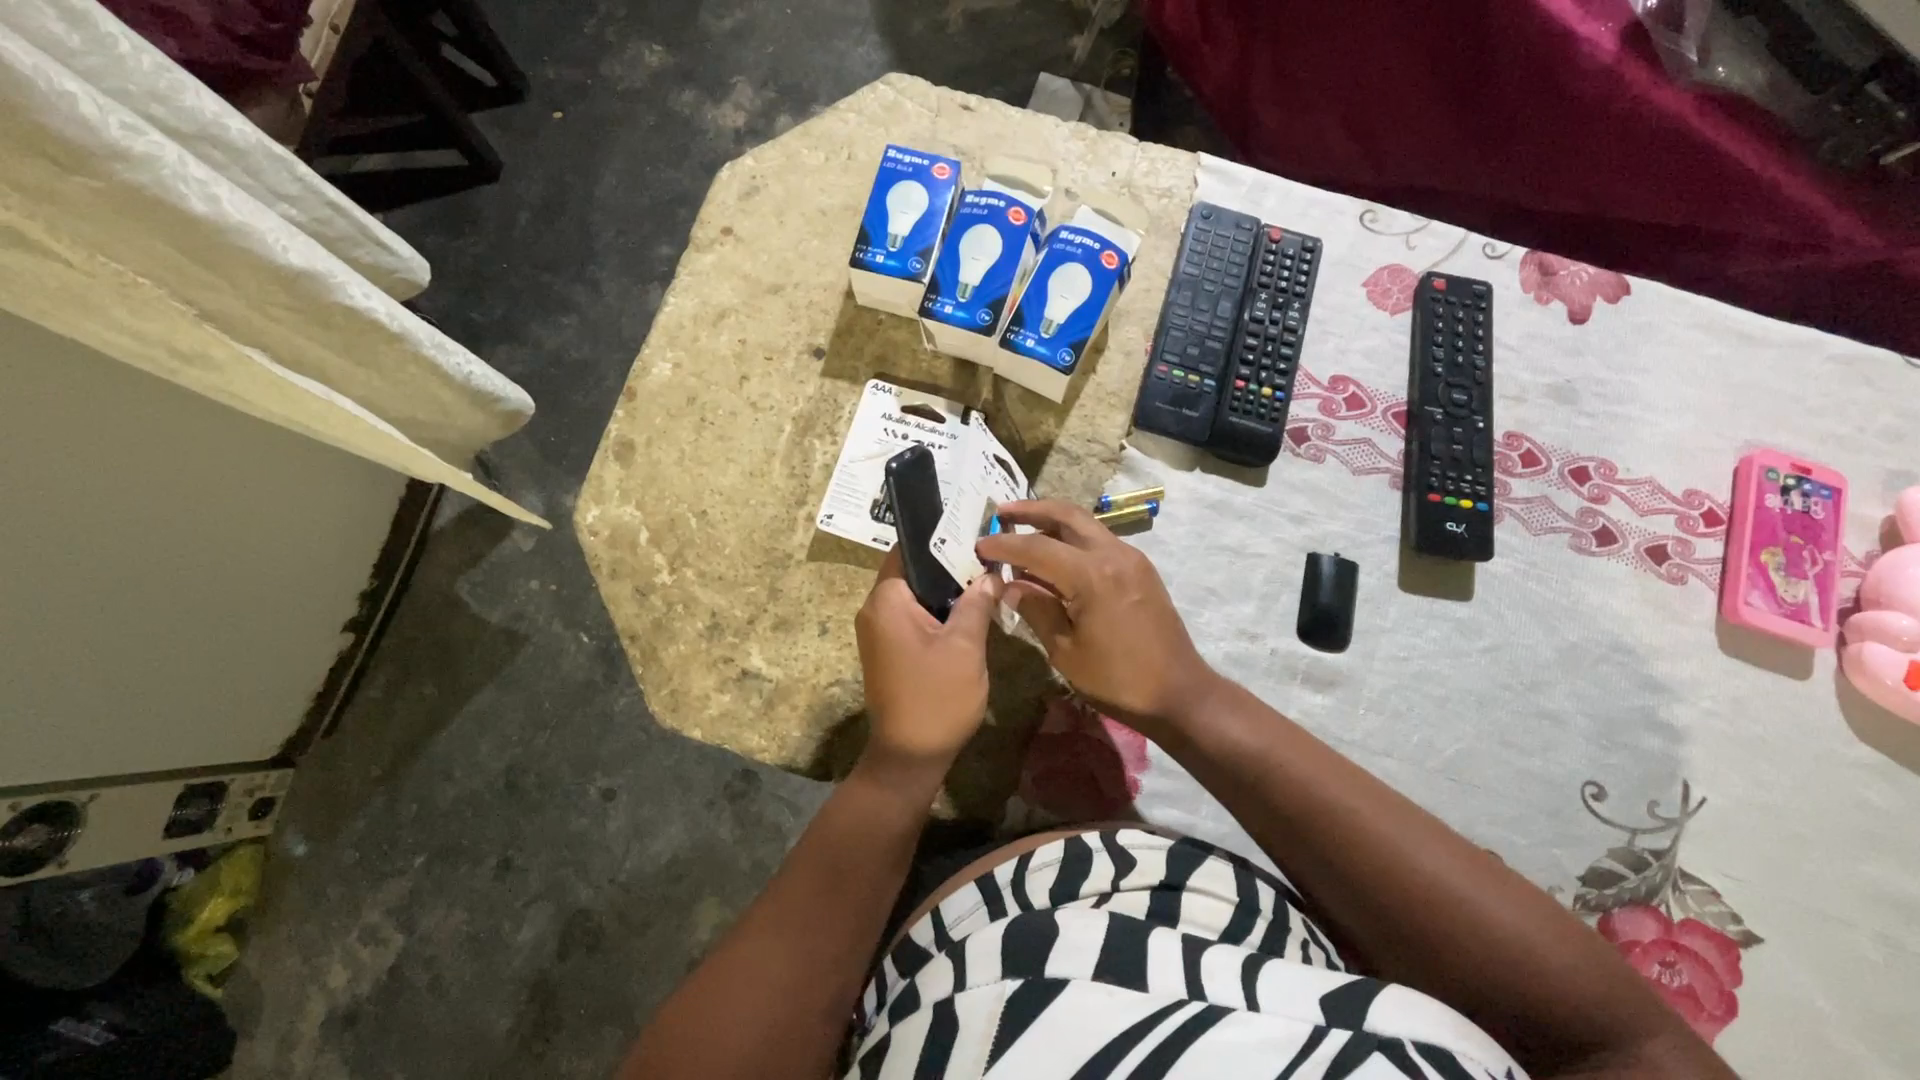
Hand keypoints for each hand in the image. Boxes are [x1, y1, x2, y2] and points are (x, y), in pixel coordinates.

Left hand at [854, 548, 1002, 775]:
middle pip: (913, 571)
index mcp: (886, 601)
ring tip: (985, 580)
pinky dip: (937, 612)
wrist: (910, 756)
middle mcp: (874, 609)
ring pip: (915, 595)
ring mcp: (878, 631)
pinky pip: (912, 617)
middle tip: (988, 556)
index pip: (909, 549)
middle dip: (949, 564)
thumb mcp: (965, 646)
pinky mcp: (888, 650)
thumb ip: (976, 603)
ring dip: (946, 590)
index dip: (941, 538)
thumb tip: (989, 574)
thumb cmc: (937, 697)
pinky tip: (968, 612)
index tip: (975, 532)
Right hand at [976, 500, 1219, 731]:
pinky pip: (1099, 543)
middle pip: (1067, 516)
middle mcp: (1114, 555)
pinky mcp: (1140, 570)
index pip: (1036, 547)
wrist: (1178, 693)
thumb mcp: (1065, 651)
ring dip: (1052, 523)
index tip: (979, 546)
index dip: (1004, 545)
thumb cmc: (1117, 680)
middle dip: (1031, 510)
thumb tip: (1010, 586)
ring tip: (1021, 530)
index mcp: (1092, 575)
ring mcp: (1132, 559)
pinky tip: (1053, 557)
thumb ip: (1036, 610)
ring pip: (1085, 525)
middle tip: (1001, 511)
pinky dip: (1072, 541)